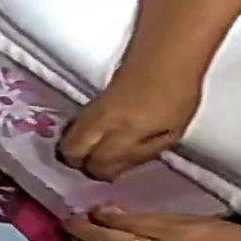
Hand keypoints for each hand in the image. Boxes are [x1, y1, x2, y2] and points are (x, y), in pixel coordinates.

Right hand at [58, 79, 199, 180]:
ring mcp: (87, 116)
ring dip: (74, 152)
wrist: (161, 65)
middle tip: (93, 166)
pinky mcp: (81, 110)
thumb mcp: (172, 131)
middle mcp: (100, 125)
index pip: (100, 162)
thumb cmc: (176, 97)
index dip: (103, 173)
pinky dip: (74, 140)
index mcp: (127, 132)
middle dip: (79, 164)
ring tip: (90, 154)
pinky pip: (69, 132)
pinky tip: (89, 139)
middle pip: (72, 153)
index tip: (110, 175)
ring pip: (65, 143)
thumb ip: (144, 152)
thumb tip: (118, 168)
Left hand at [61, 207, 240, 240]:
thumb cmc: (239, 240)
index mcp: (171, 233)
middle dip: (80, 229)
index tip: (85, 206)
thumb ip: (153, 218)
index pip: (122, 223)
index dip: (99, 215)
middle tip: (67, 218)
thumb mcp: (197, 220)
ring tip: (70, 233)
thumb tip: (112, 212)